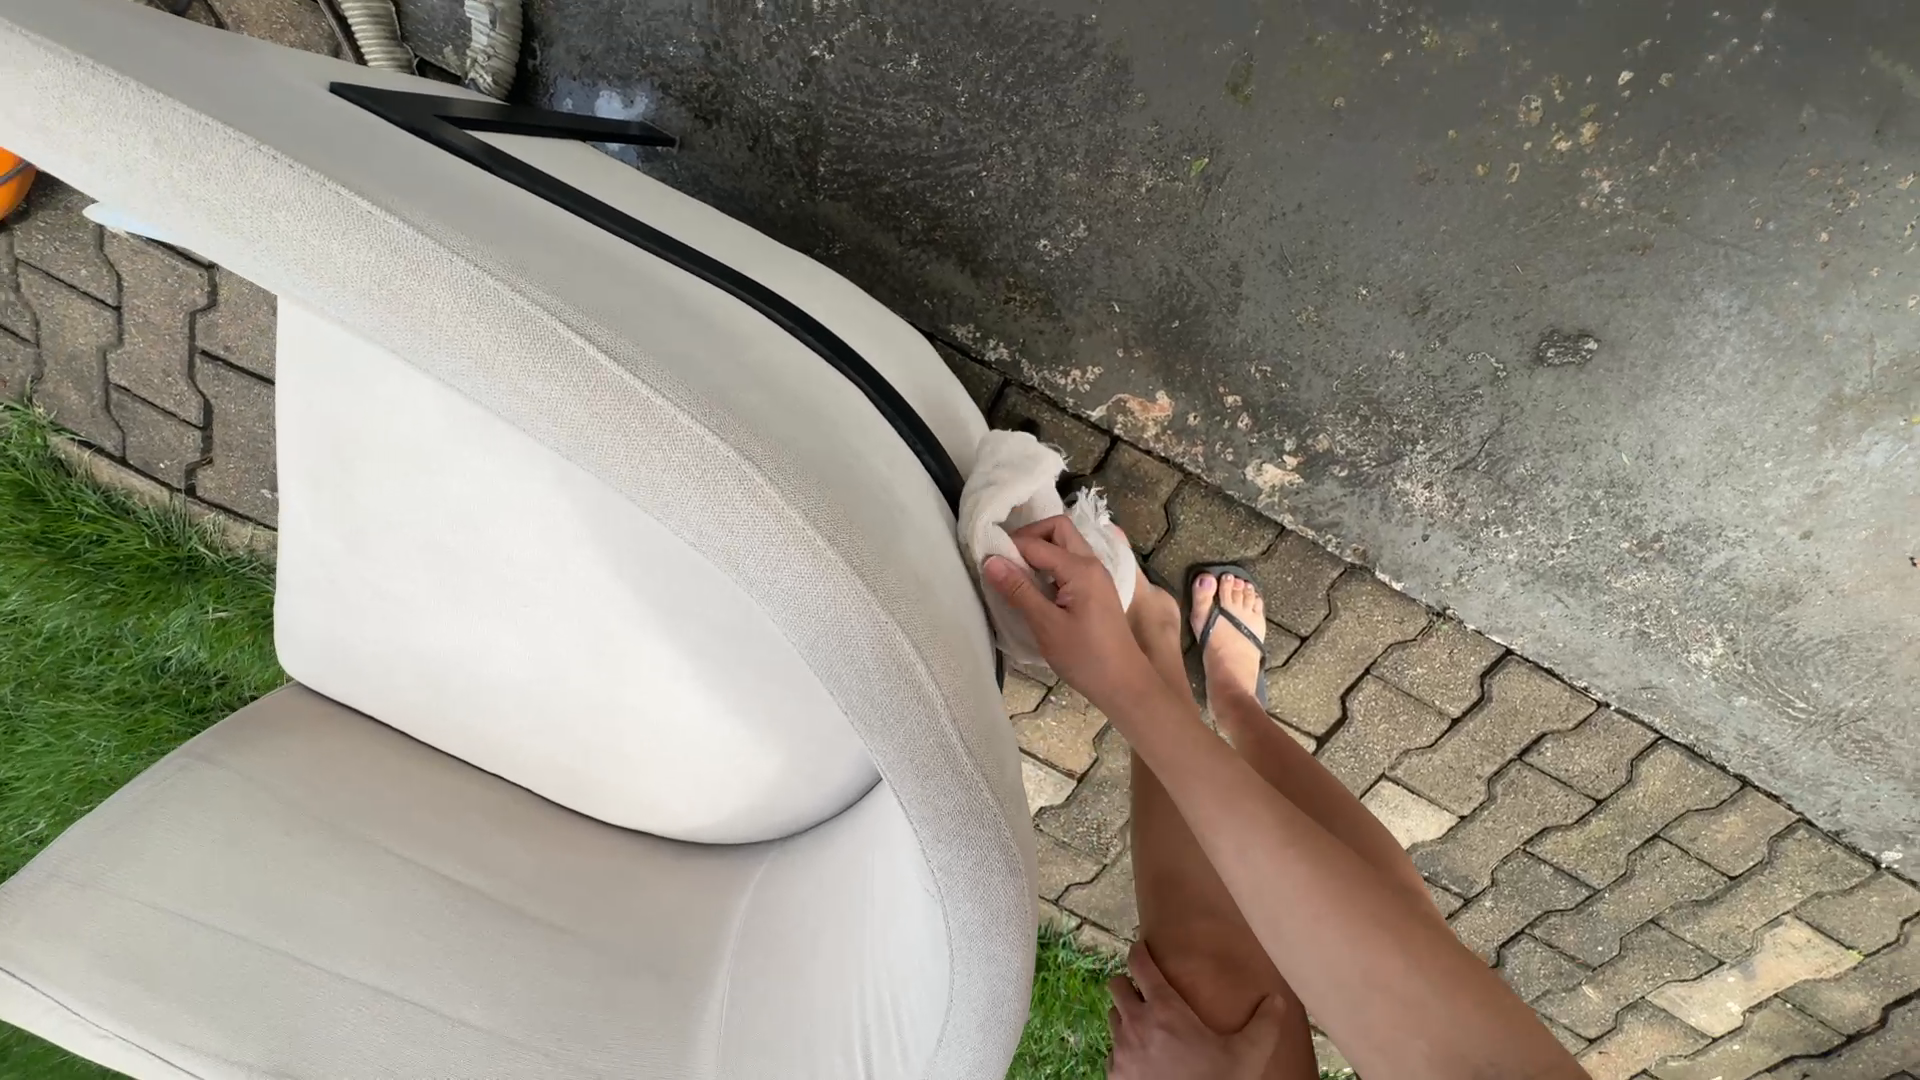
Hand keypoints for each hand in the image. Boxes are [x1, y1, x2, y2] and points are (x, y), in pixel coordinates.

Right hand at [982, 516, 1152, 708]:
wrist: (1124, 684)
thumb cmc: (1086, 657)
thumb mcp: (1046, 625)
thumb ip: (1019, 590)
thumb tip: (990, 561)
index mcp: (1081, 569)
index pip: (1036, 544)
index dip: (1008, 548)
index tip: (984, 560)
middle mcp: (1091, 563)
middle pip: (1058, 529)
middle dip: (1028, 536)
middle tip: (1005, 559)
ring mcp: (1096, 575)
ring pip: (1065, 544)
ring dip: (1040, 550)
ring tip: (1016, 572)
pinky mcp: (1096, 588)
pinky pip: (1070, 562)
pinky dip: (1049, 564)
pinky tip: (1035, 586)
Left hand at [1107, 942, 1289, 1079]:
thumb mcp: (1247, 1057)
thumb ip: (1264, 1025)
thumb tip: (1278, 998)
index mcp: (1164, 1009)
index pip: (1138, 962)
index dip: (1139, 951)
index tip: (1144, 948)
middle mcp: (1136, 1022)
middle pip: (1117, 984)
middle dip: (1129, 985)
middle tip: (1146, 994)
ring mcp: (1121, 1049)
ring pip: (1113, 1016)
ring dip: (1126, 1017)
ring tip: (1147, 1029)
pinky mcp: (1114, 1074)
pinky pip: (1112, 1050)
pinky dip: (1124, 1049)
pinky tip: (1144, 1060)